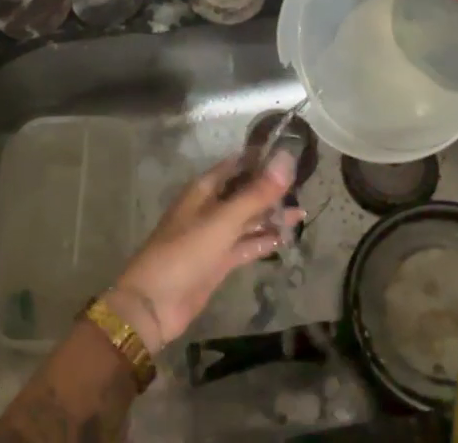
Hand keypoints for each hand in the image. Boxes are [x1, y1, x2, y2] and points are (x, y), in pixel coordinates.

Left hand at [105, 151, 300, 351]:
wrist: (154, 304)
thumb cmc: (185, 252)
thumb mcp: (223, 220)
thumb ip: (256, 193)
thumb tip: (287, 159)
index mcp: (204, 190)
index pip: (236, 165)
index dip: (260, 159)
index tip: (290, 154)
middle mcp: (210, 208)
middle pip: (244, 192)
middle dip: (270, 189)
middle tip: (303, 185)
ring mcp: (214, 236)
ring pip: (247, 220)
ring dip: (270, 216)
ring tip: (302, 212)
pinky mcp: (219, 261)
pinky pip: (246, 245)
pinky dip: (264, 241)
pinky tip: (286, 238)